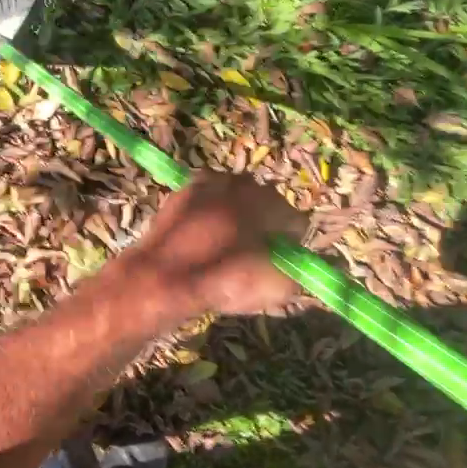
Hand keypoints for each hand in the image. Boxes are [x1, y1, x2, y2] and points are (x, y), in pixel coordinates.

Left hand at [112, 173, 305, 320]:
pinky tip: (200, 234)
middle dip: (261, 225)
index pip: (294, 222)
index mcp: (272, 201)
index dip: (288, 245)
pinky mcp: (182, 189)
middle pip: (264, 205)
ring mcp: (209, 182)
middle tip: (248, 254)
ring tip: (221, 246)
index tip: (276, 262)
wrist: (165, 274)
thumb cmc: (226, 279)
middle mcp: (243, 183)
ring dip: (233, 216)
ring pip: (234, 200)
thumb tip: (301, 262)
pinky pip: (206, 200)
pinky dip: (208, 212)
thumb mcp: (279, 286)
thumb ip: (300, 268)